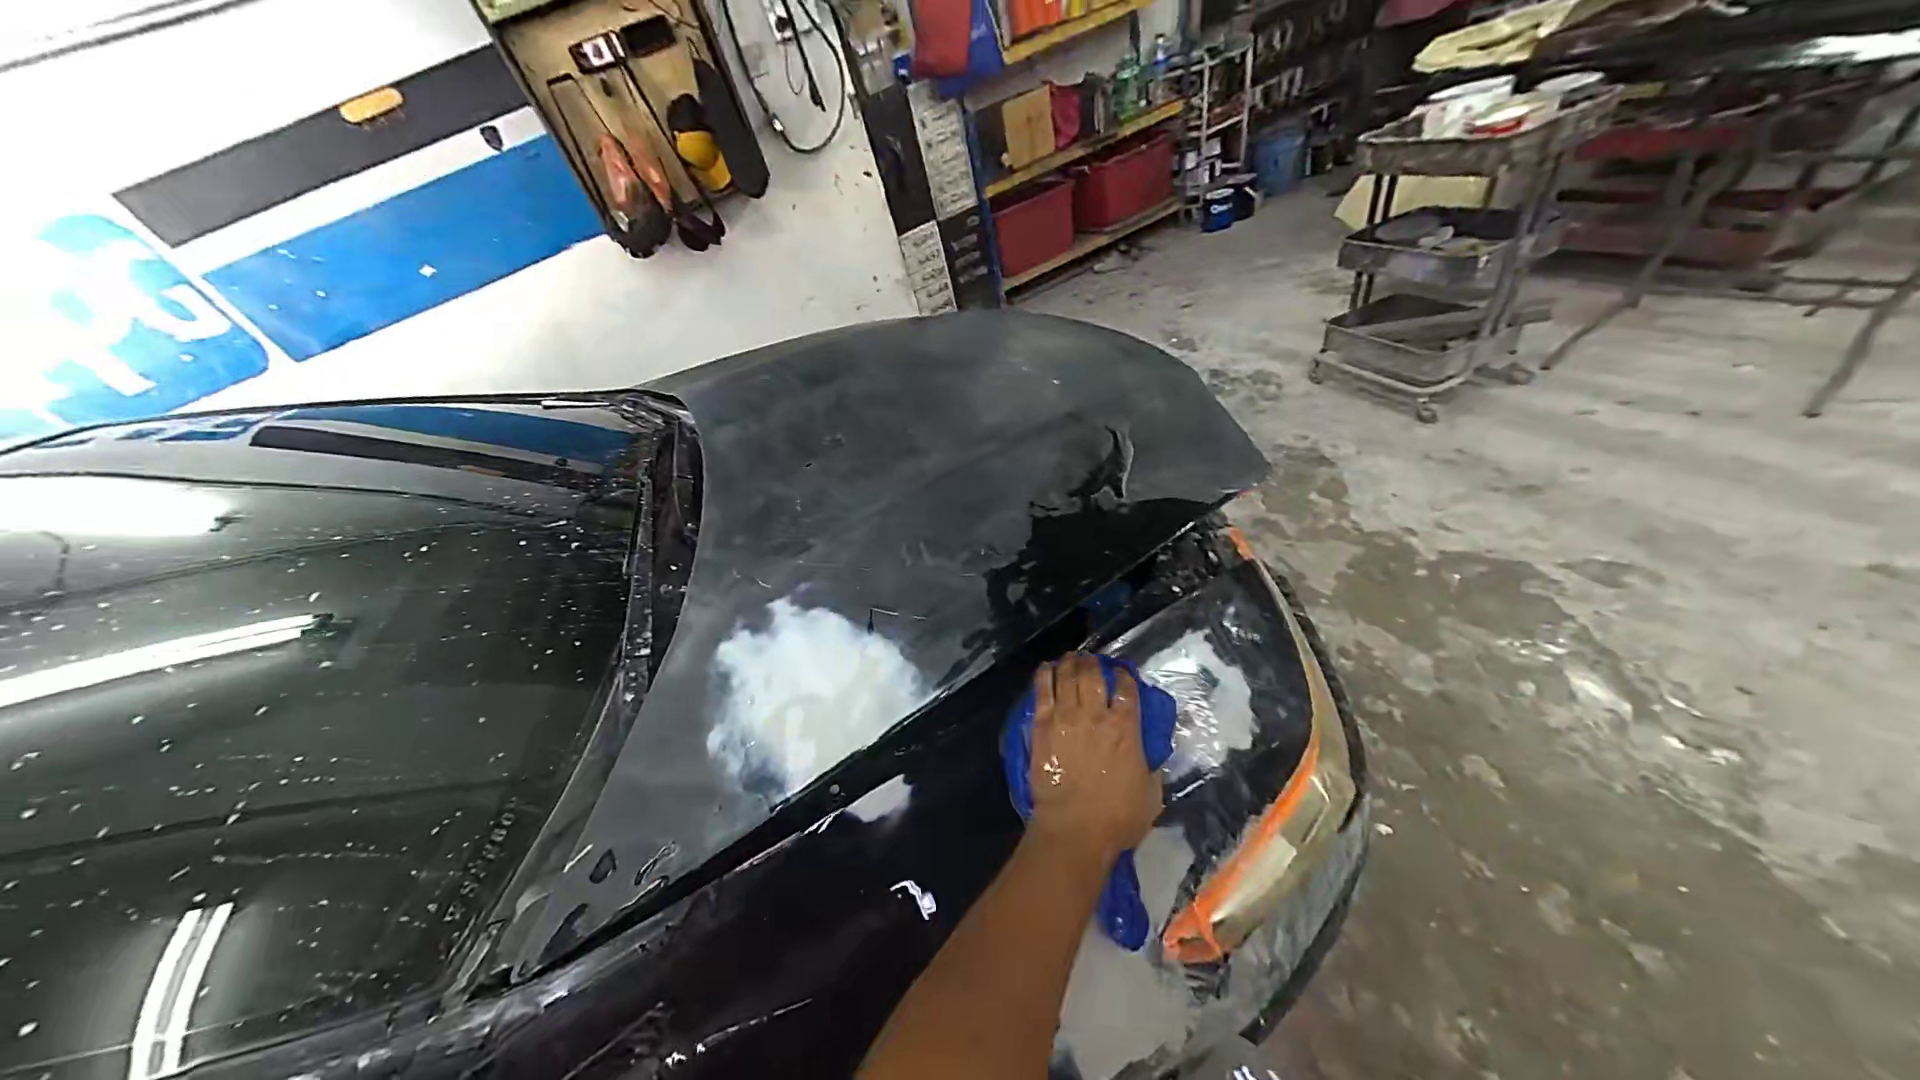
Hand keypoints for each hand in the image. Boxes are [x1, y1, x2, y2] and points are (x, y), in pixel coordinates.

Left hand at [1025, 653, 1163, 865]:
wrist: (1074, 829)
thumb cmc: (1118, 818)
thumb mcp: (1151, 792)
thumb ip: (1151, 765)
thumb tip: (1150, 752)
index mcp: (1126, 728)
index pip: (1126, 688)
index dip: (1124, 675)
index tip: (1121, 673)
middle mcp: (1096, 714)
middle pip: (1093, 674)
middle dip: (1093, 662)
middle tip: (1091, 660)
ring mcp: (1066, 717)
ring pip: (1067, 676)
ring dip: (1070, 662)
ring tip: (1071, 658)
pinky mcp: (1042, 725)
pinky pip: (1042, 690)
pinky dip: (1045, 675)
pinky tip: (1047, 668)